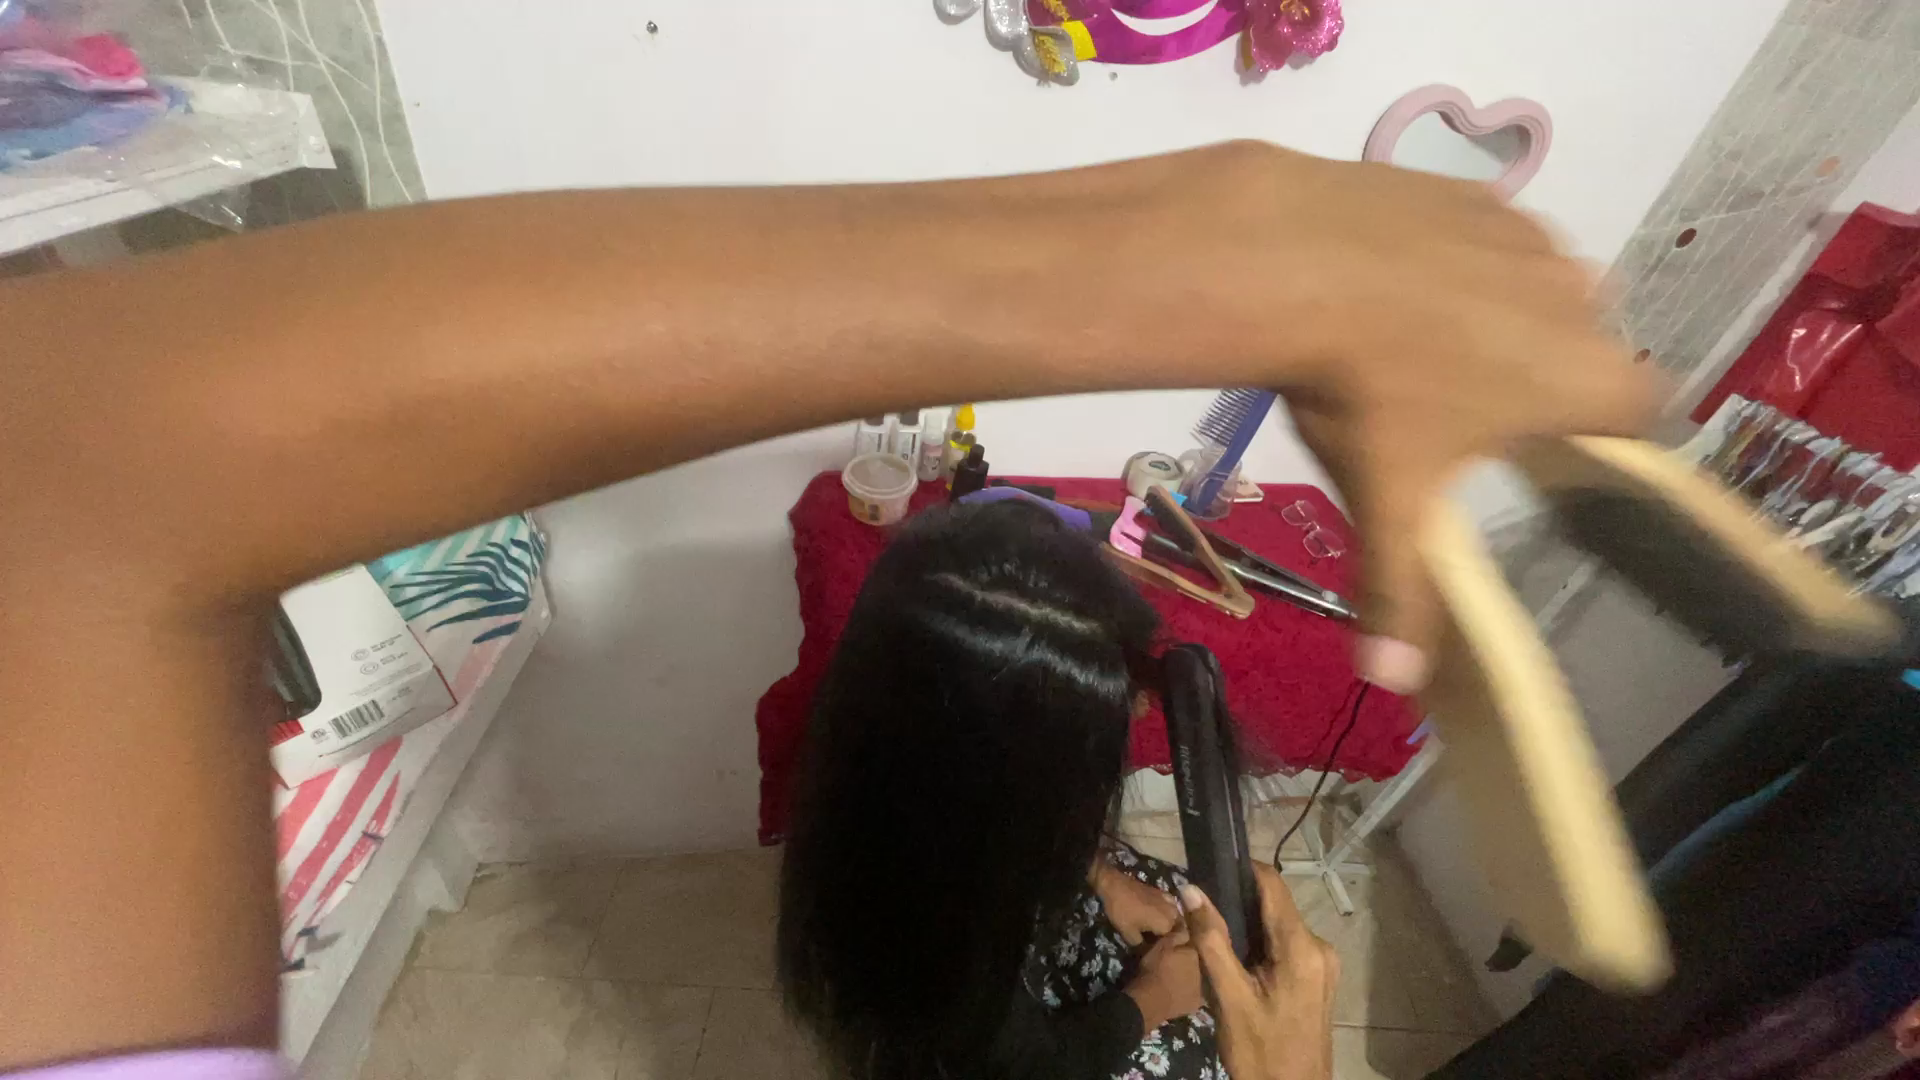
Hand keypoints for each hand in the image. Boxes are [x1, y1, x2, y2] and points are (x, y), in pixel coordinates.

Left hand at [1068, 142, 1656, 691]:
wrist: (1303, 267)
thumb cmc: (1366, 395)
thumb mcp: (1386, 500)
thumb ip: (1399, 589)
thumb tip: (1392, 683)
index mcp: (1587, 378)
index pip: (1629, 420)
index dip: (1582, 440)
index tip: (1529, 453)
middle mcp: (1586, 298)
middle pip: (1571, 356)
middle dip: (1519, 386)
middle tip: (1437, 408)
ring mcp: (1532, 237)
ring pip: (1524, 297)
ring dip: (1478, 324)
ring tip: (1398, 348)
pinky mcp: (1475, 195)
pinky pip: (1473, 244)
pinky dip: (1440, 270)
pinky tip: (1380, 288)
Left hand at [1093, 863, 1181, 945]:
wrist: (1113, 883)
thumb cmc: (1122, 910)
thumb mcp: (1129, 935)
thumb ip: (1143, 948)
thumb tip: (1149, 954)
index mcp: (1168, 925)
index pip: (1175, 944)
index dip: (1167, 950)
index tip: (1158, 953)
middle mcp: (1174, 912)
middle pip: (1178, 930)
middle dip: (1171, 938)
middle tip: (1158, 943)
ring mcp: (1169, 900)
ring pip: (1176, 918)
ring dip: (1171, 925)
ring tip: (1159, 932)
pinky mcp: (1163, 893)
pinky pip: (1171, 907)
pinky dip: (1168, 913)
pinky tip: (1159, 917)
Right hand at [1124, 929, 1205, 1034]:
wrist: (1150, 1000)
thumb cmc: (1154, 968)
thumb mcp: (1161, 945)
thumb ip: (1176, 934)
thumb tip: (1186, 925)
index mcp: (1193, 954)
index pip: (1191, 945)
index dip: (1181, 946)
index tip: (1172, 948)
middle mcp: (1201, 970)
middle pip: (1194, 962)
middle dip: (1186, 961)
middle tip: (1172, 963)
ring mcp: (1200, 989)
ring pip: (1194, 978)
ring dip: (1187, 977)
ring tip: (1173, 978)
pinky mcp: (1196, 1004)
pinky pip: (1193, 994)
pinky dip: (1187, 992)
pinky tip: (1177, 992)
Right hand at [1180, 866, 1337, 1079]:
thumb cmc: (1260, 1052)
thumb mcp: (1228, 996)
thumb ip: (1210, 937)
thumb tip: (1190, 888)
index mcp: (1302, 947)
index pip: (1271, 883)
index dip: (1239, 869)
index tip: (1207, 869)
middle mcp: (1320, 947)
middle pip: (1272, 903)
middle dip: (1237, 903)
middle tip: (1202, 916)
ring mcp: (1323, 964)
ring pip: (1276, 924)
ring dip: (1246, 925)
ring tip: (1215, 941)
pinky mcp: (1318, 978)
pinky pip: (1284, 943)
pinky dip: (1258, 944)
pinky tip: (1237, 964)